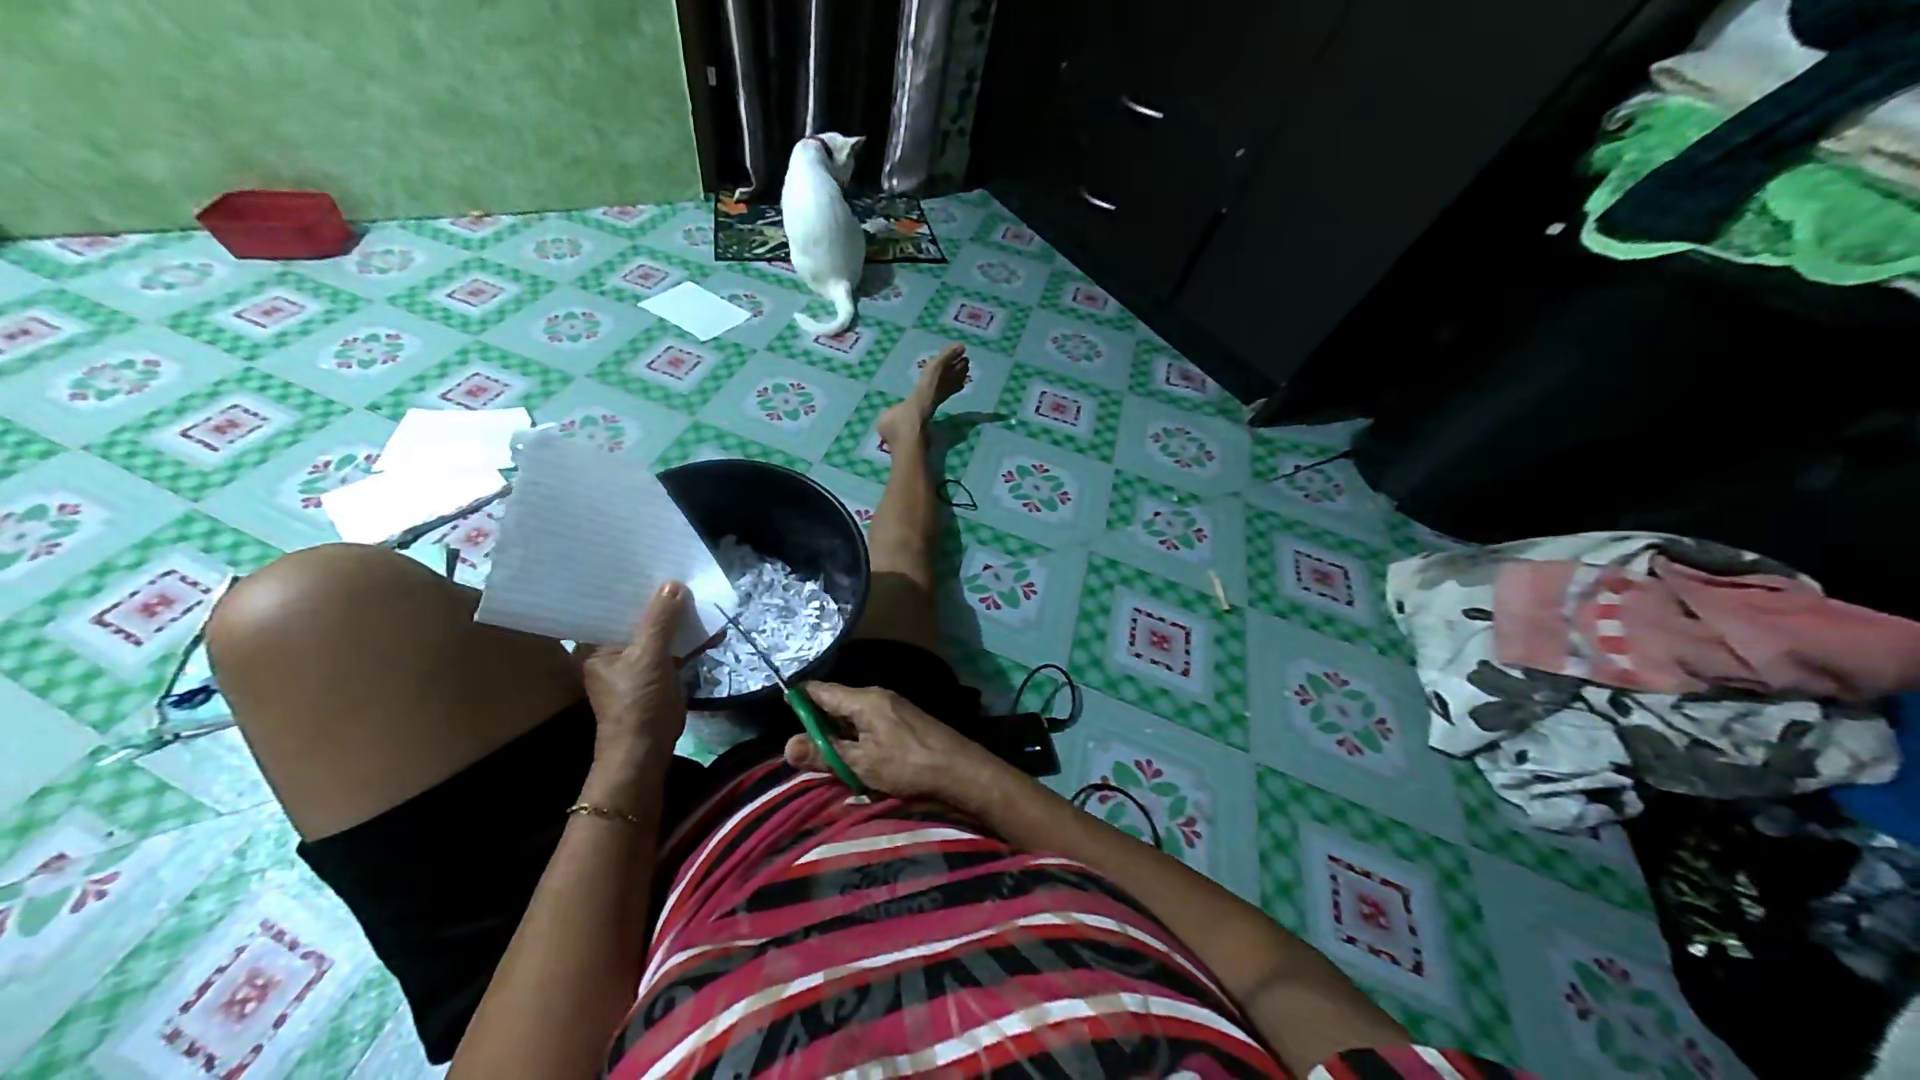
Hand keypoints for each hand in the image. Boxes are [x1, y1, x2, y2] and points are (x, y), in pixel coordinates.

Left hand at [582, 582, 689, 768]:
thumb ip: (661, 621)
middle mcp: (613, 650)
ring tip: (699, 596)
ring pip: (659, 632)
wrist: (647, 748)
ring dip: (679, 619)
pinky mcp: (658, 673)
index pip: (612, 607)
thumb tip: (674, 585)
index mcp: (596, 644)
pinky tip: (711, 628)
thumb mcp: (648, 656)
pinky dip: (689, 639)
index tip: (652, 565)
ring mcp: (637, 662)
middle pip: (639, 617)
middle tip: (681, 574)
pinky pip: (673, 648)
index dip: (632, 588)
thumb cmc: (636, 702)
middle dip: (661, 601)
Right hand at [784, 682, 1005, 802]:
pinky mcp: (905, 722)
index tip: (781, 709)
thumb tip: (786, 745)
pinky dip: (856, 737)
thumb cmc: (908, 765)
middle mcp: (878, 696)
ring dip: (838, 734)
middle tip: (800, 746)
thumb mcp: (860, 764)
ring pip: (854, 715)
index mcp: (864, 699)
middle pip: (837, 703)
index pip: (822, 690)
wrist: (961, 771)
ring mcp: (894, 707)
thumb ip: (824, 754)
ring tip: (823, 756)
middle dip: (817, 723)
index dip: (800, 699)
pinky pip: (870, 723)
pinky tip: (854, 757)